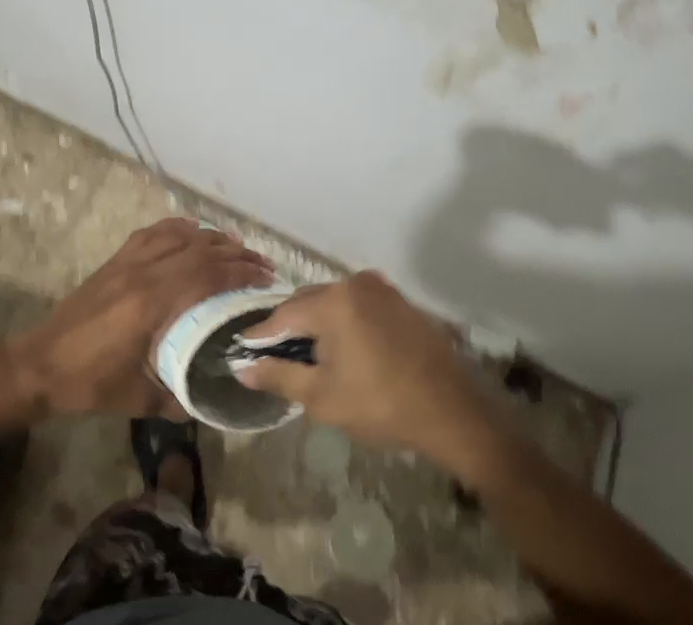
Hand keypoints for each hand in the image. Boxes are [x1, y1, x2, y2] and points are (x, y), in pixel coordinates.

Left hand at [7, 218, 271, 418]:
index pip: (208, 276)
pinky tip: (193, 230)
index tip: (267, 280)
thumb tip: (210, 404)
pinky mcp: (114, 262)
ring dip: (212, 238)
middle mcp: (143, 274)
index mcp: (152, 304)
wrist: (37, 366)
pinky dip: (178, 228)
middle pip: (200, 251)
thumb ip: (177, 398)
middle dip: (237, 255)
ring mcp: (127, 263)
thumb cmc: (88, 384)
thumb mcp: (138, 399)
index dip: (241, 274)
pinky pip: (152, 233)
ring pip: (179, 237)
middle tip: (264, 266)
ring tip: (237, 247)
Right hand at [236, 273, 498, 463]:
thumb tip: (243, 368)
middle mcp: (356, 283)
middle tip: (275, 357)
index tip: (242, 351)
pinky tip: (342, 349)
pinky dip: (344, 322)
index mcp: (333, 302)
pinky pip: (359, 306)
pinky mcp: (401, 301)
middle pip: (308, 302)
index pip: (282, 315)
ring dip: (318, 324)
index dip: (260, 336)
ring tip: (308, 356)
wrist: (449, 410)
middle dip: (290, 327)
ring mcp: (382, 289)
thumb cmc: (380, 404)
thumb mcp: (321, 396)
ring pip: (334, 302)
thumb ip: (279, 376)